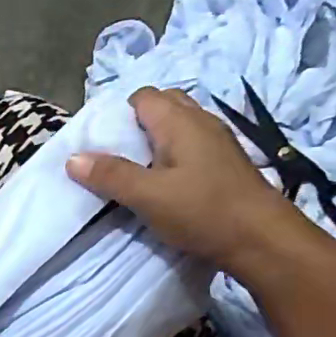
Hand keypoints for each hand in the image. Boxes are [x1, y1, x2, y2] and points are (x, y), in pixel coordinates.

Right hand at [65, 88, 318, 273]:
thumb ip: (111, 175)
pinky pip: (191, 144)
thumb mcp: (148, 196)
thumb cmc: (203, 212)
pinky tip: (165, 182)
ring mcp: (217, 141)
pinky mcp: (225, 163)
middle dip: (136, 124)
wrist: (262, 240)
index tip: (102, 143)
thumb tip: (73, 158)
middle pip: (162, 105)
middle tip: (117, 156)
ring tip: (136, 170)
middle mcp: (201, 122)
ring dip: (154, 141)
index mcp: (180, 122)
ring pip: (178, 126)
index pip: (142, 97)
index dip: (118, 115)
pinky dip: (172, 154)